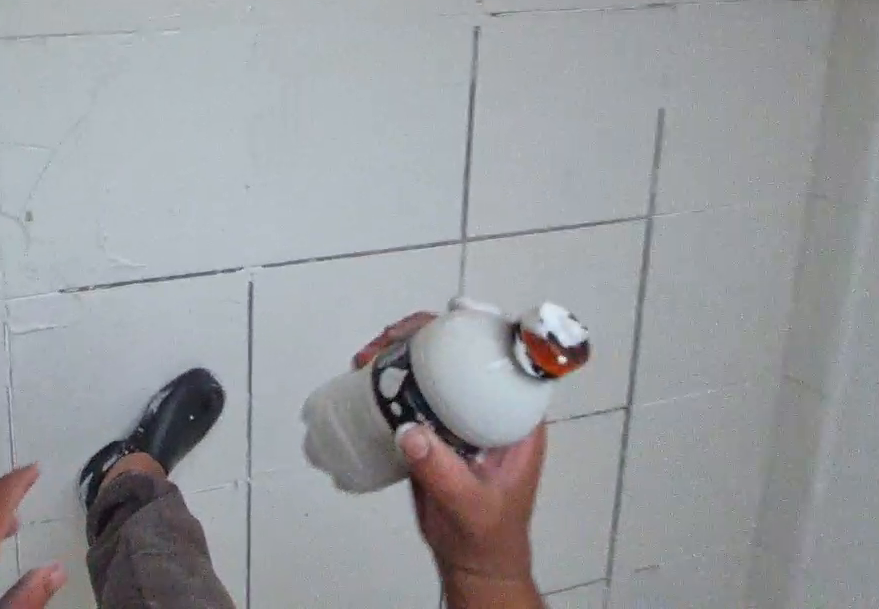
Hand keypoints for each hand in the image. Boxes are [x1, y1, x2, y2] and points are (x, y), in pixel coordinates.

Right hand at [358, 313, 545, 607]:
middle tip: (387, 338)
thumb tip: (406, 430)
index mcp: (514, 416)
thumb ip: (441, 472)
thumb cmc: (485, 536)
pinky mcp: (431, 419)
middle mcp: (488, 404)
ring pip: (431, 361)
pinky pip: (410, 383)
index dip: (481, 327)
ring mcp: (458, 410)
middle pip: (459, 350)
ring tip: (366, 355)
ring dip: (398, 347)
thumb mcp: (469, 504)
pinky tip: (363, 370)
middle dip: (422, 332)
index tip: (450, 315)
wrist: (468, 562)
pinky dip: (386, 370)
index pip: (505, 358)